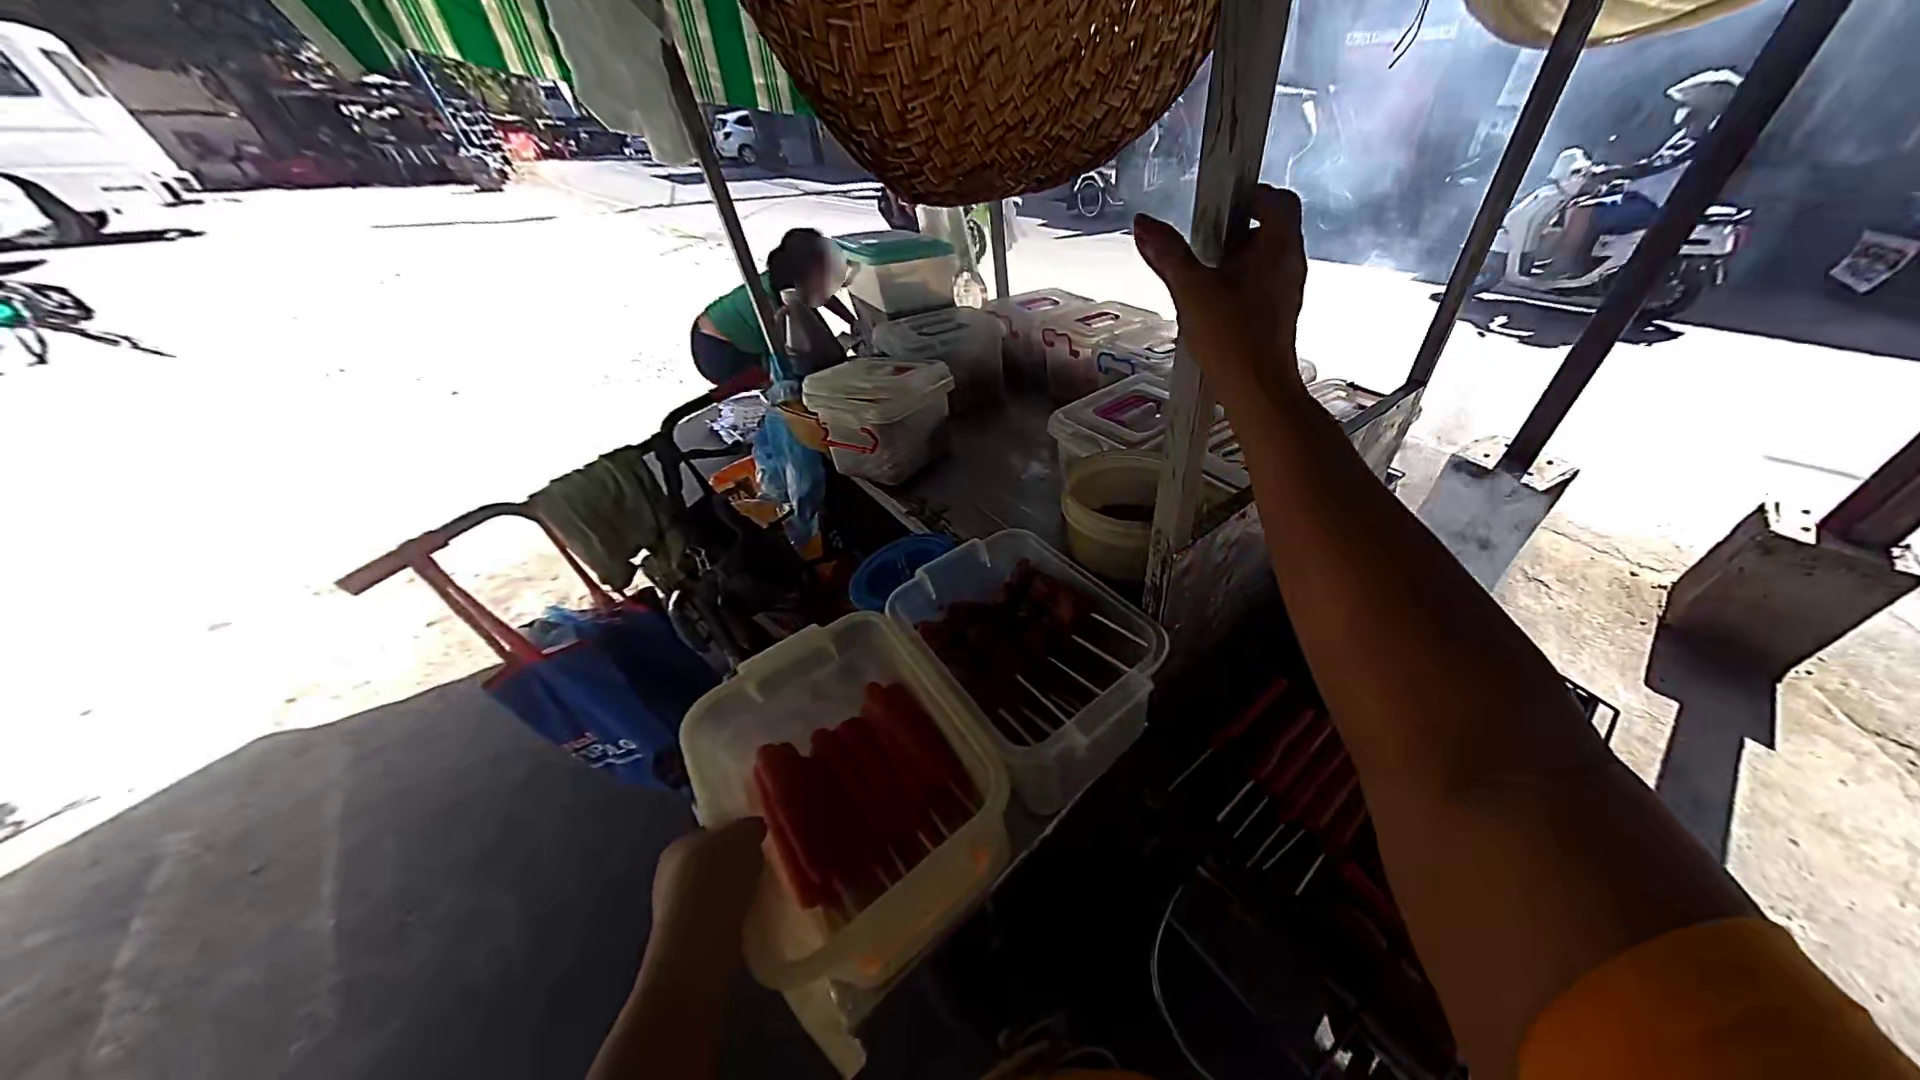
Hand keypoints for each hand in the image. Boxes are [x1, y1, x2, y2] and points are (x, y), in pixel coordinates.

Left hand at [650, 817, 766, 958]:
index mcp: (678, 845)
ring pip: (715, 891)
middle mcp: (670, 875)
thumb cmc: (717, 881)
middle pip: (712, 862)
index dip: (735, 835)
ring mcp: (675, 910)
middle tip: (763, 869)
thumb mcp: (742, 837)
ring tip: (761, 897)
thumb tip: (754, 829)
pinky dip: (733, 917)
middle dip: (736, 865)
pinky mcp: (686, 939)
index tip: (758, 843)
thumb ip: (749, 827)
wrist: (698, 947)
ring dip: (735, 893)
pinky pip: (717, 917)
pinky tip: (749, 920)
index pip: (710, 833)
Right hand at [1133, 185, 1308, 408]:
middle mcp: (1290, 265)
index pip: (1277, 200)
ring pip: (1262, 261)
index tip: (1218, 208)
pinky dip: (1236, 286)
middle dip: (1233, 232)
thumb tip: (1143, 223)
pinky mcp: (1277, 316)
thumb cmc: (1231, 336)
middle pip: (1268, 230)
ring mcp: (1286, 293)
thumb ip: (1168, 254)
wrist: (1256, 391)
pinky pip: (1258, 287)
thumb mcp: (1191, 290)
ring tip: (1200, 279)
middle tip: (1201, 246)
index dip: (1249, 196)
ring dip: (1233, 262)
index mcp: (1279, 247)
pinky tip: (1210, 307)